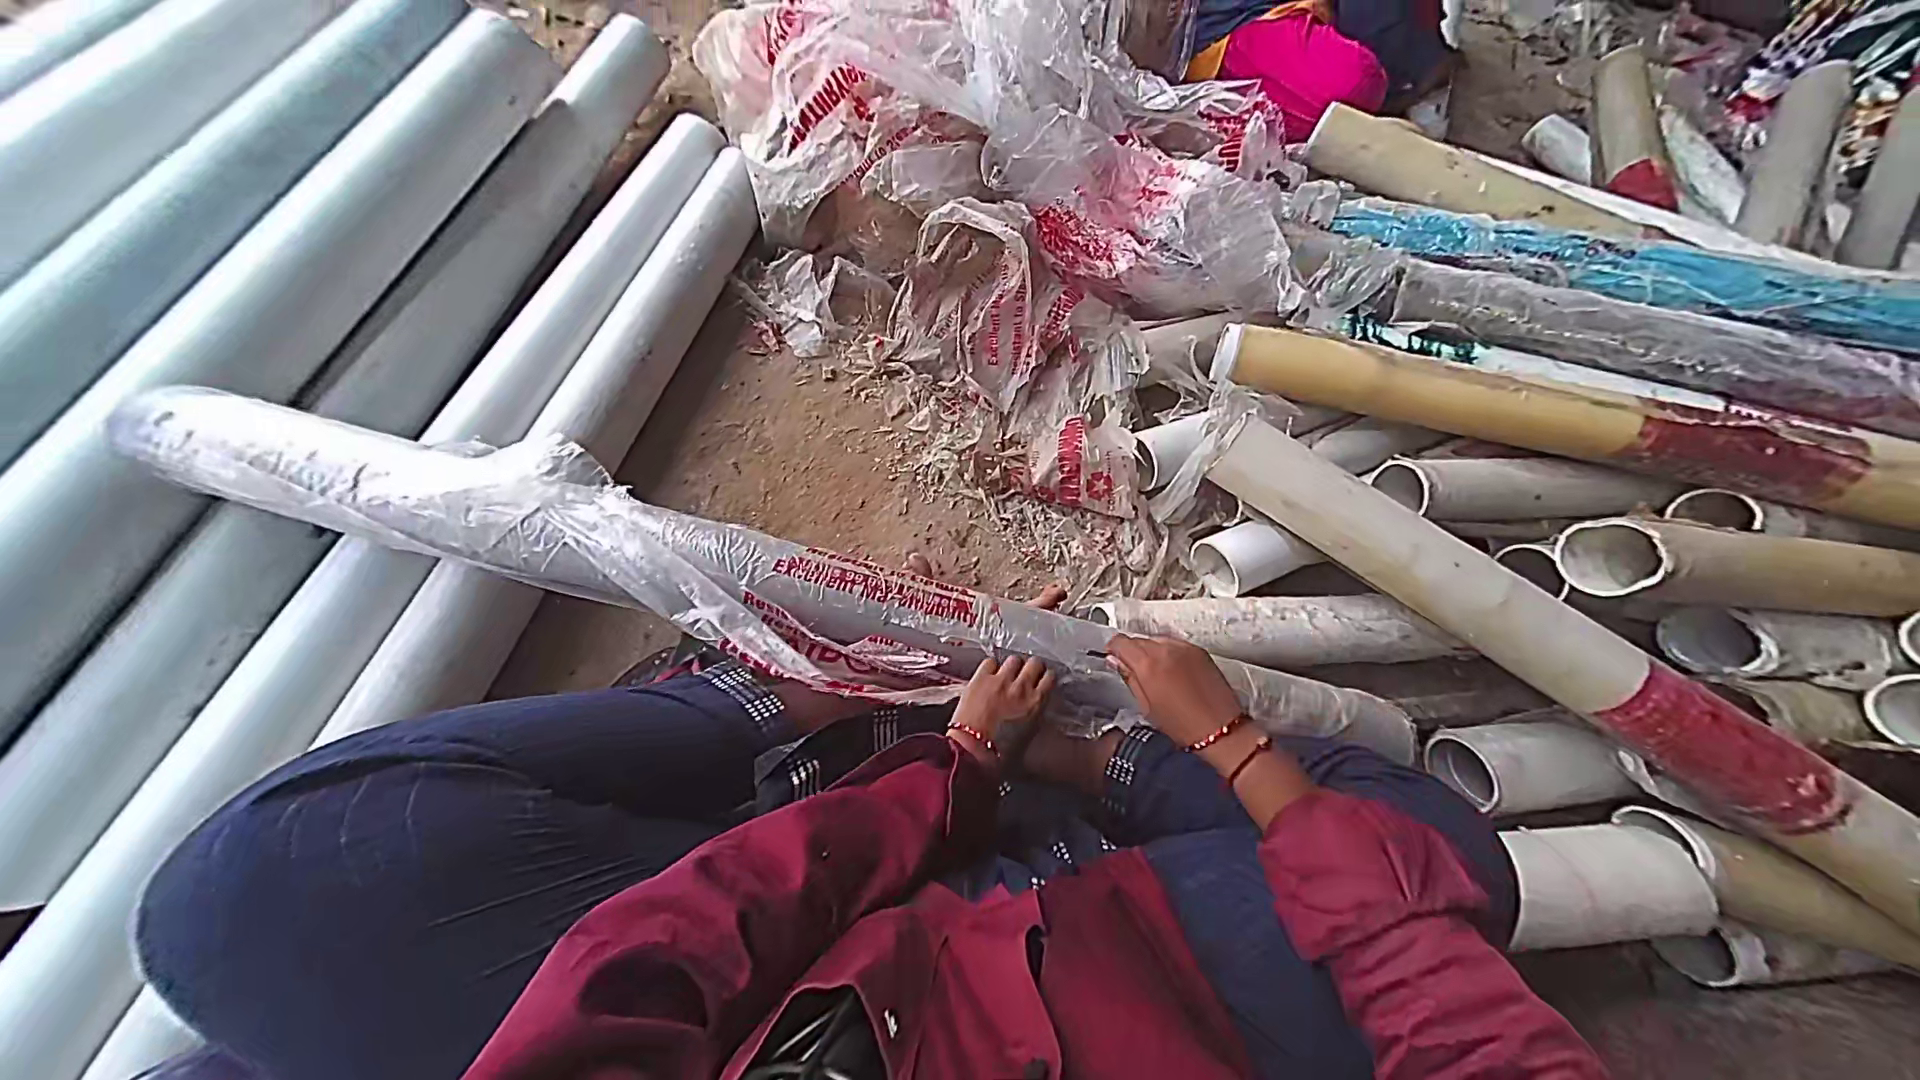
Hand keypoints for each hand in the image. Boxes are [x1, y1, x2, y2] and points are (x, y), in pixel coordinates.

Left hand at [950, 655, 1054, 750]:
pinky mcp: (981, 677)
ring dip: (1012, 665)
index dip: (1045, 676)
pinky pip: (990, 662)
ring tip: (1007, 672)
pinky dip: (991, 667)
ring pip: (1014, 659)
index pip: (1049, 677)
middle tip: (1026, 672)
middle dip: (1031, 666)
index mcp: (1036, 703)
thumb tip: (1033, 702)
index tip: (1042, 678)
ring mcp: (1001, 680)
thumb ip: (1033, 711)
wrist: (973, 748)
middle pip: (1034, 663)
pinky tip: (989, 674)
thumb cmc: (1001, 748)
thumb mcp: (1029, 732)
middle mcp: (1021, 687)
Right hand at [1103, 634, 1243, 748]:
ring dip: (1150, 651)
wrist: (1221, 730)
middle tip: (1133, 670)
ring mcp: (1184, 648)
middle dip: (1132, 652)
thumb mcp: (1146, 706)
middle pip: (1138, 639)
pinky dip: (1168, 652)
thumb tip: (1116, 661)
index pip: (1120, 642)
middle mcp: (1166, 650)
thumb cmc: (1184, 725)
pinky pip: (1174, 643)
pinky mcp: (1199, 651)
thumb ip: (1129, 678)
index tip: (1113, 657)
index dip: (1113, 649)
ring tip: (1155, 673)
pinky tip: (1171, 671)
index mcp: (1148, 664)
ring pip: (1156, 639)